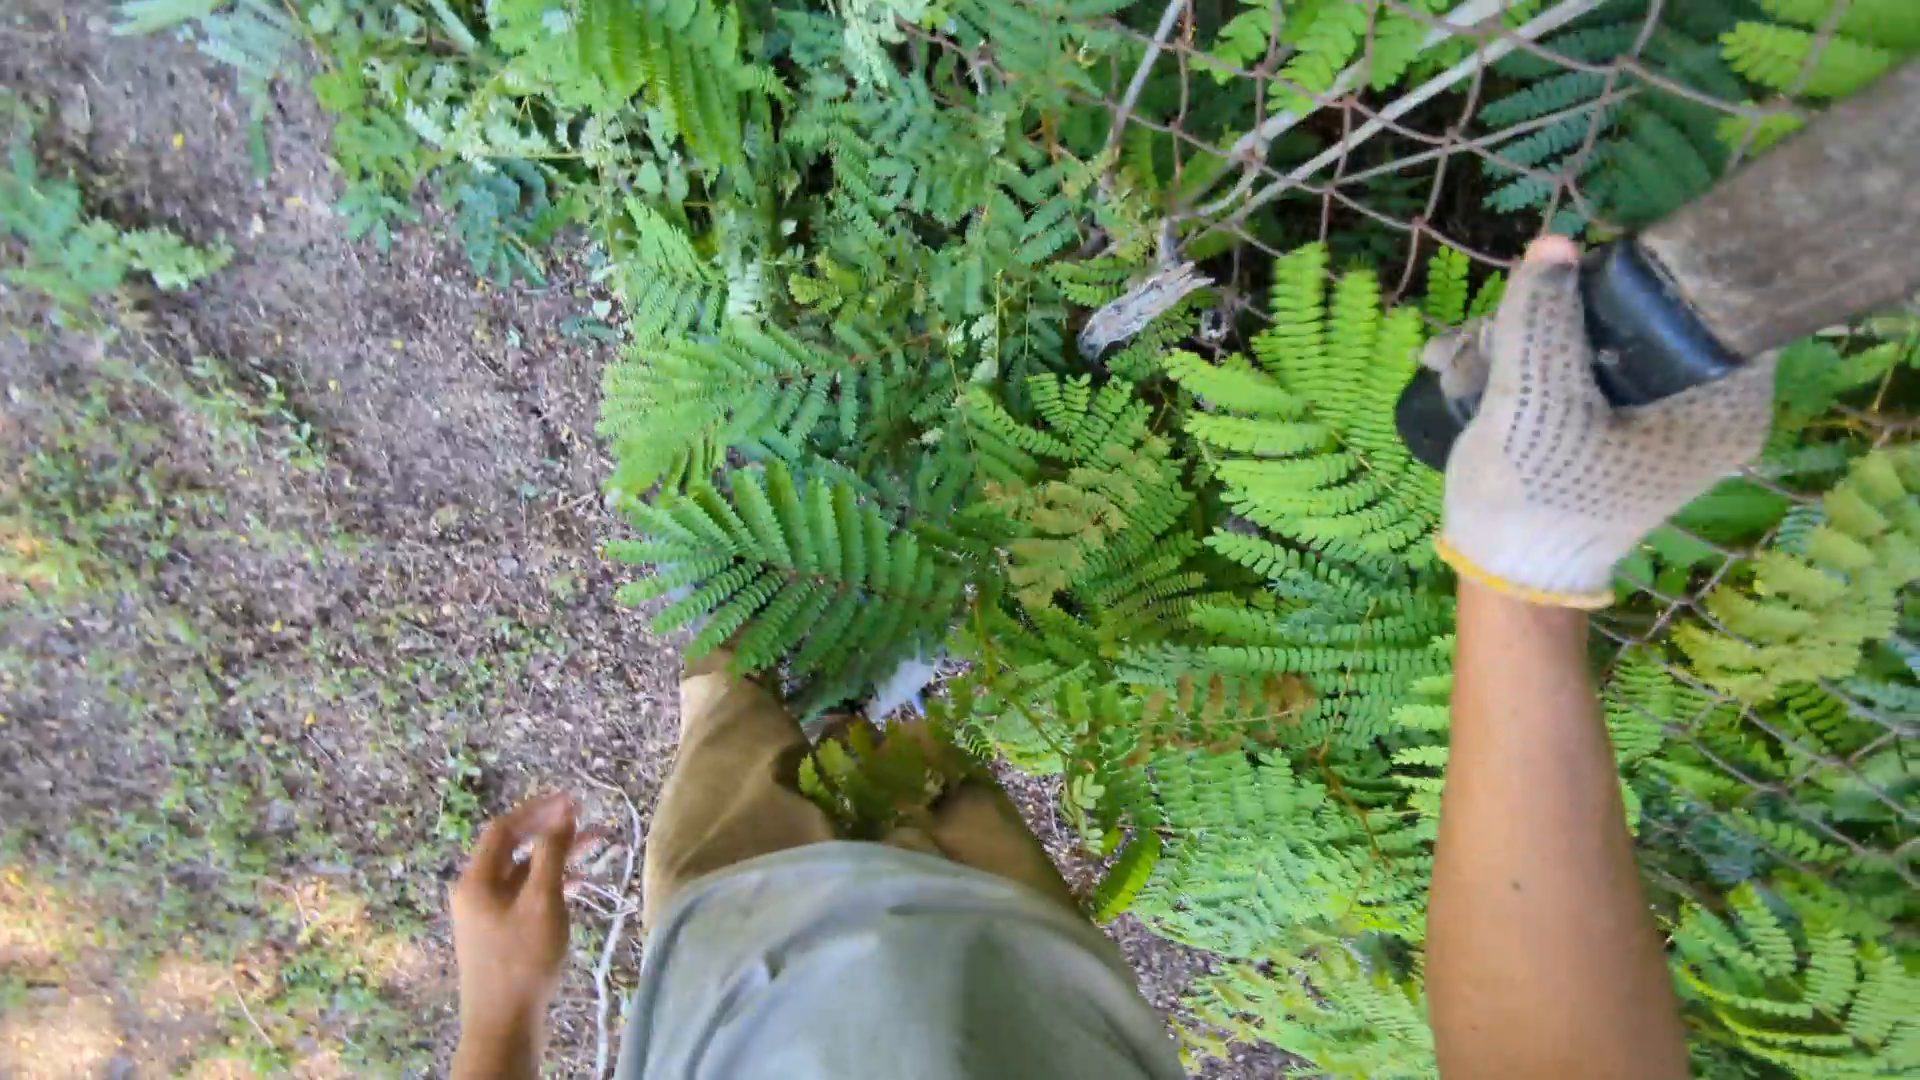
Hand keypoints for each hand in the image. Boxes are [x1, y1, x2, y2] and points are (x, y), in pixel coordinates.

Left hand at [450, 792, 576, 1079]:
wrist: (504, 1022)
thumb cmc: (523, 957)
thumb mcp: (543, 898)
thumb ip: (553, 851)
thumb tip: (564, 810)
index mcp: (477, 880)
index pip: (504, 828)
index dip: (538, 809)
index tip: (573, 800)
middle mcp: (477, 890)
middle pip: (516, 846)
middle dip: (553, 828)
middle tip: (586, 816)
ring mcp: (487, 911)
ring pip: (526, 868)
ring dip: (559, 853)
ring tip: (598, 842)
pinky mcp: (501, 928)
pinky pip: (528, 890)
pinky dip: (554, 878)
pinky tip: (581, 880)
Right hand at [1423, 235, 1776, 607]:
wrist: (1502, 576)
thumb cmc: (1529, 503)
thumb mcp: (1531, 408)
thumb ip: (1541, 326)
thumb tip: (1551, 243)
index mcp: (1718, 401)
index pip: (1687, 303)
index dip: (1615, 284)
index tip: (1547, 293)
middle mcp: (1696, 405)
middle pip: (1622, 325)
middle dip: (1536, 325)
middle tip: (1470, 346)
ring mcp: (1649, 422)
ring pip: (1584, 349)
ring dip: (1509, 347)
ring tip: (1448, 366)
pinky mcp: (1606, 434)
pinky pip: (1570, 380)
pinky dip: (1515, 372)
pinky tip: (1462, 376)